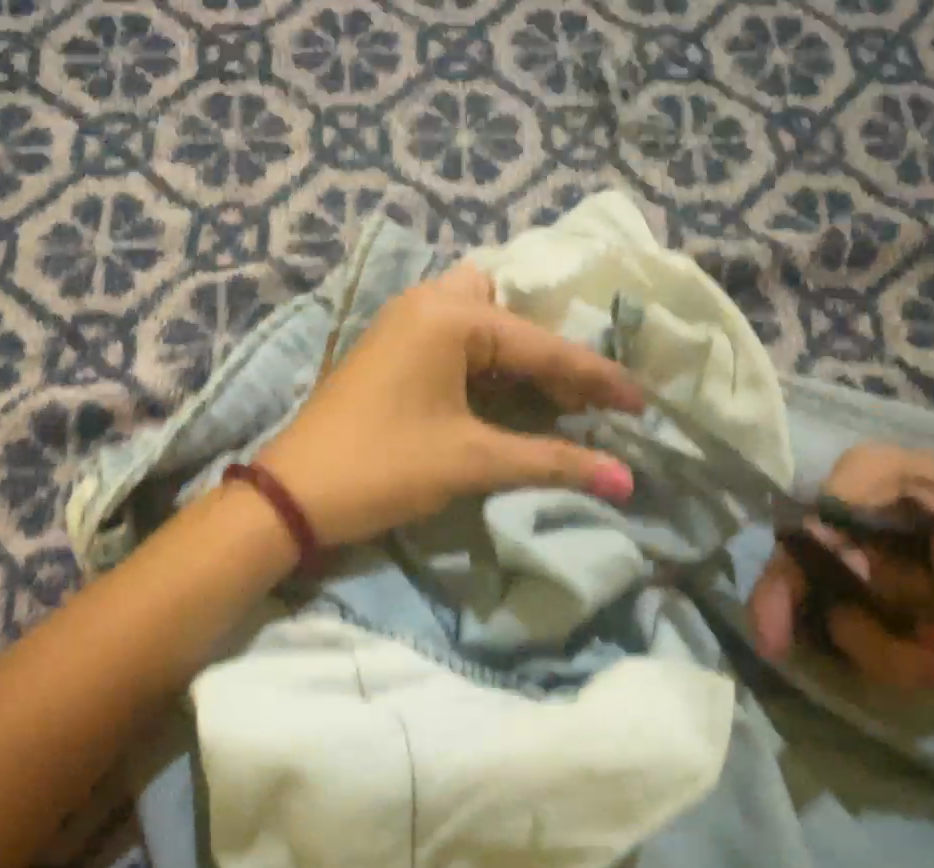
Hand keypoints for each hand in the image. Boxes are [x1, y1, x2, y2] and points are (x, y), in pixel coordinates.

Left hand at [256, 264, 644, 546]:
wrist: (292, 496)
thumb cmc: (383, 467)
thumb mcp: (471, 461)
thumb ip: (552, 462)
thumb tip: (625, 481)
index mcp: (449, 315)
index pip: (542, 344)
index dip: (596, 379)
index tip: (641, 404)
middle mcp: (425, 304)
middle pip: (511, 318)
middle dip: (552, 357)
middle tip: (588, 400)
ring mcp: (401, 328)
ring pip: (480, 330)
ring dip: (519, 362)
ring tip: (559, 403)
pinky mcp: (388, 356)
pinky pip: (453, 348)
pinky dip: (487, 371)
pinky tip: (510, 403)